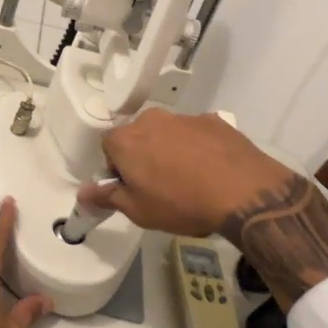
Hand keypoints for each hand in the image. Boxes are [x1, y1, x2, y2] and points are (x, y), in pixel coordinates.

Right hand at [80, 109, 327, 309]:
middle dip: (143, 157)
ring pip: (168, 133)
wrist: (245, 193)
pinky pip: (196, 134)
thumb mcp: (138, 210)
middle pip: (138, 136)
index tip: (132, 189)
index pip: (107, 148)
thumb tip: (81, 194)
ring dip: (171, 151)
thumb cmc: (181, 203)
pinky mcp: (215, 121)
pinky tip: (212, 171)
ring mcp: (185, 117)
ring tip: (190, 181)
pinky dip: (198, 148)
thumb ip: (107, 197)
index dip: (117, 169)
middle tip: (159, 187)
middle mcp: (151, 119)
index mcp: (126, 139)